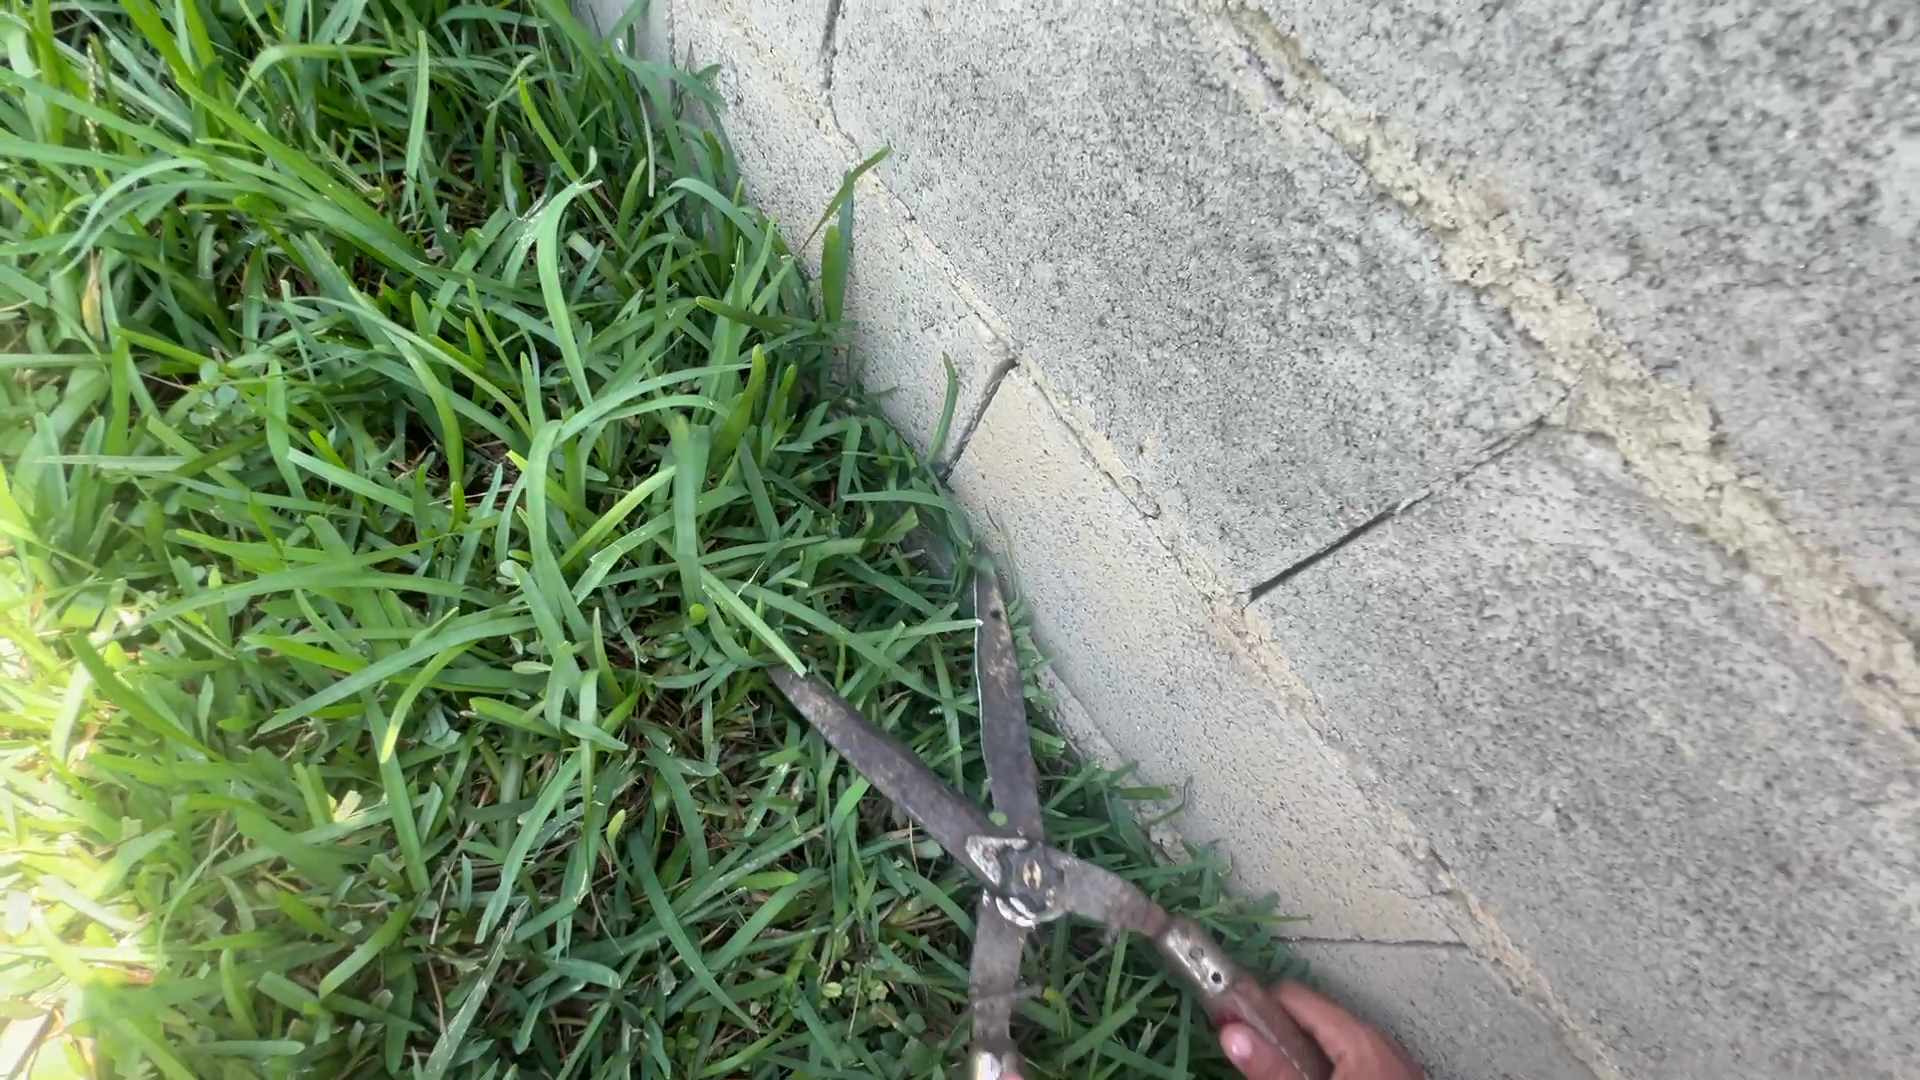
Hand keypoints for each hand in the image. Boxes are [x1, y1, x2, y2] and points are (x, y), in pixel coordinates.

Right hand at [1218, 980, 1423, 1079]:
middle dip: (1278, 1036)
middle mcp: (1379, 1043)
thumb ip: (1273, 1070)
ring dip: (1300, 1058)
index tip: (1229, 1025)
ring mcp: (1393, 1068)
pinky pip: (1350, 1066)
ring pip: (1328, 1044)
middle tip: (1255, 1062)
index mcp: (1359, 1038)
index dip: (1257, 1006)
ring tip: (1285, 1079)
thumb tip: (1229, 1032)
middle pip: (1309, 1018)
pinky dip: (1325, 1072)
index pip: (1290, 995)